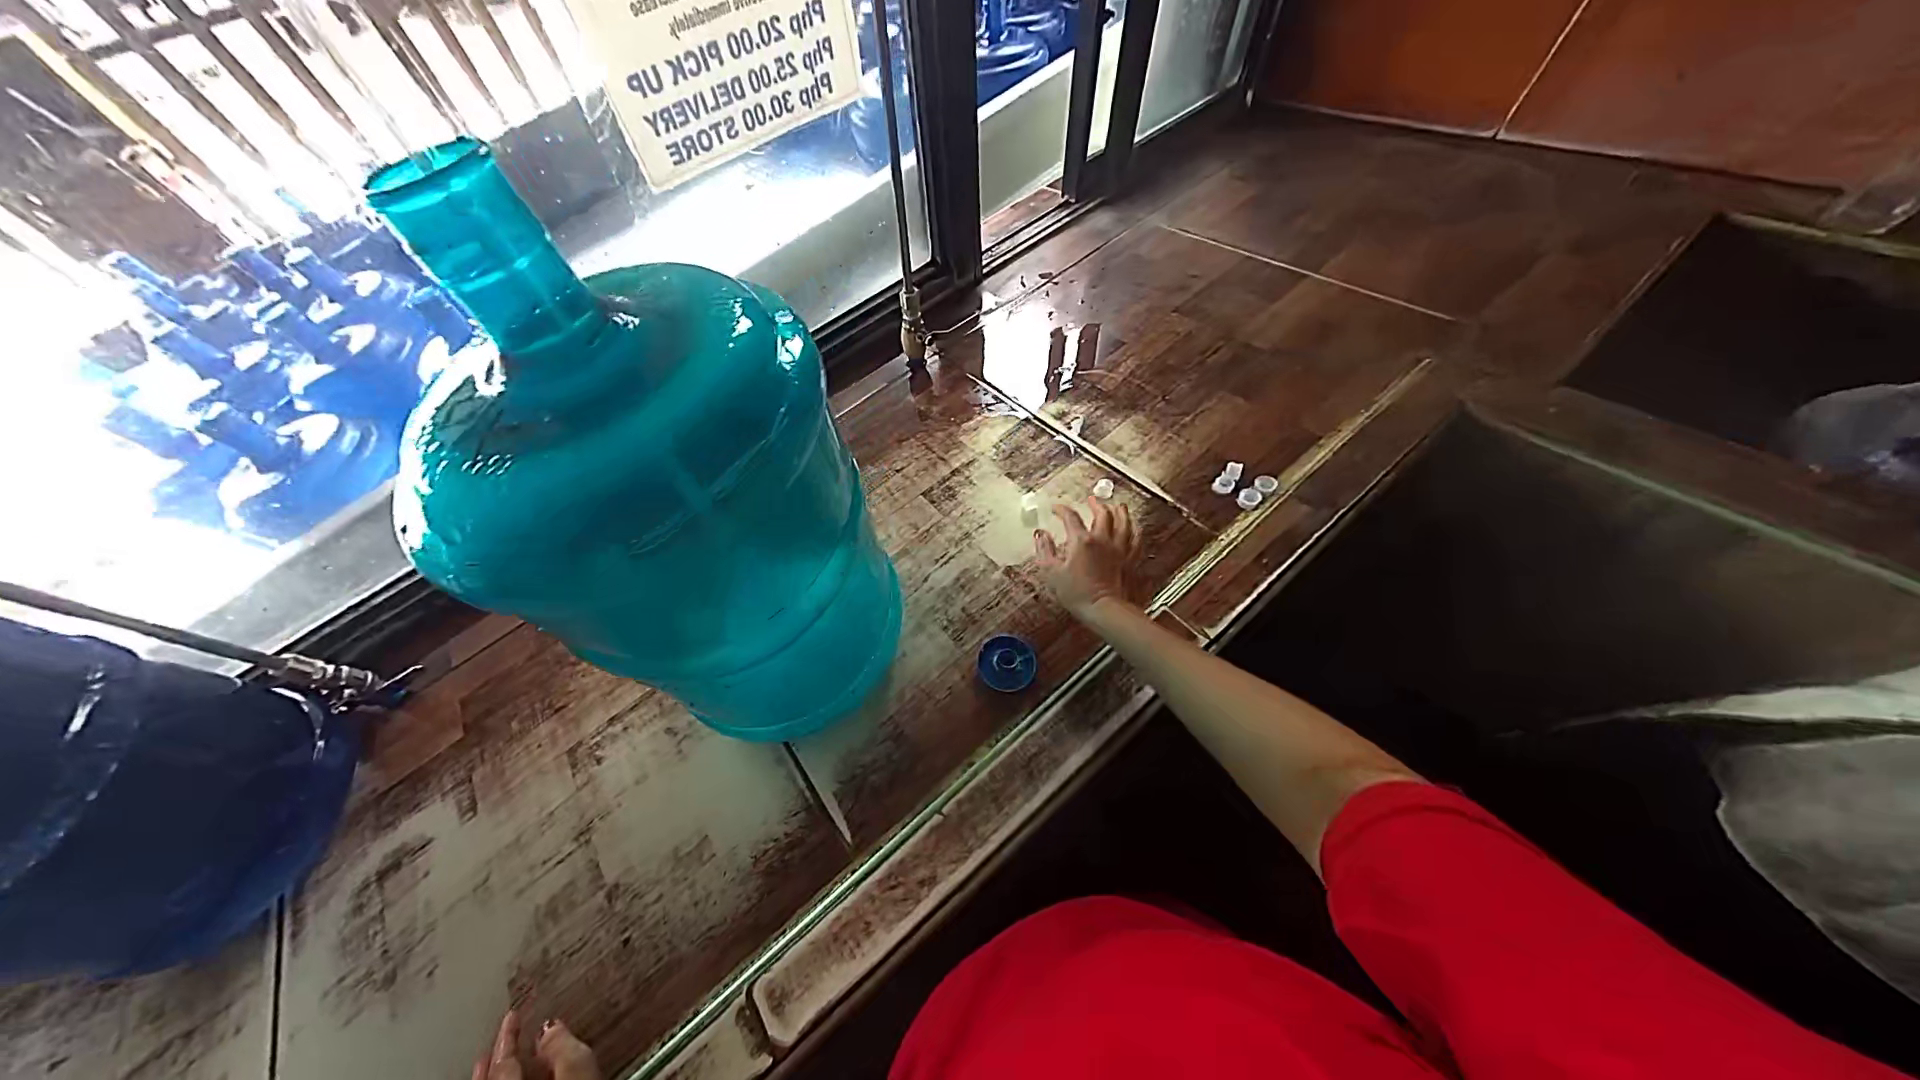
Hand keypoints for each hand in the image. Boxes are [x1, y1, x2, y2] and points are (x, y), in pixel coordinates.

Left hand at [472, 1009, 601, 1079]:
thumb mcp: (577, 1069)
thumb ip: (564, 1045)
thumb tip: (551, 1025)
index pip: (503, 1060)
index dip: (508, 1034)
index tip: (511, 1014)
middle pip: (495, 1075)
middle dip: (500, 1054)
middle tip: (503, 1034)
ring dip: (499, 1071)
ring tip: (498, 1058)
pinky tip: (519, 1078)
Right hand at [1033, 496, 1139, 616]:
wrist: (1104, 610)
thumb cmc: (1077, 594)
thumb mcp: (1052, 573)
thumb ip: (1044, 550)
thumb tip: (1040, 536)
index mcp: (1082, 541)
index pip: (1071, 517)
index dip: (1062, 510)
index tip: (1056, 509)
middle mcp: (1103, 540)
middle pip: (1103, 514)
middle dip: (1096, 504)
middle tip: (1092, 501)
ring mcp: (1119, 549)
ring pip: (1124, 522)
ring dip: (1120, 512)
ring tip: (1118, 506)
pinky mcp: (1130, 560)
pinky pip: (1136, 540)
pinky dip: (1135, 531)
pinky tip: (1135, 529)